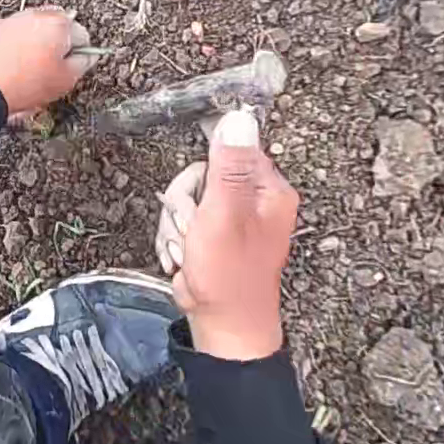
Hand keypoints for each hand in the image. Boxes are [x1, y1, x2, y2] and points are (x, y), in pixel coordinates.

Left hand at [0, 7, 96, 115]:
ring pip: (35, 27)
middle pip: (58, 26)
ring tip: (31, 66)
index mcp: (59, 25)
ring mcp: (15, 20)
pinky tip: (14, 62)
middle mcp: (37, 15)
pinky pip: (14, 32)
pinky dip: (17, 42)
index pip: (82, 34)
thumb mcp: (66, 80)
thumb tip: (89, 55)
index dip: (80, 52)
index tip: (73, 64)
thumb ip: (84, 63)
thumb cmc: (27, 84)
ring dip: (38, 40)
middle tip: (52, 65)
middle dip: (58, 42)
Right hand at [171, 109, 298, 361]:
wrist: (221, 326)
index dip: (208, 169)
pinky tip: (183, 257)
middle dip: (186, 202)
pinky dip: (176, 237)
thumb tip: (239, 117)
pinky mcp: (210, 233)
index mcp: (268, 190)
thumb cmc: (229, 274)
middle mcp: (252, 200)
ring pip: (186, 196)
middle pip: (202, 173)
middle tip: (193, 226)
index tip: (201, 195)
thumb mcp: (226, 213)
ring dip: (178, 223)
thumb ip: (229, 166)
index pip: (231, 150)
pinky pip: (181, 218)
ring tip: (189, 248)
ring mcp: (230, 217)